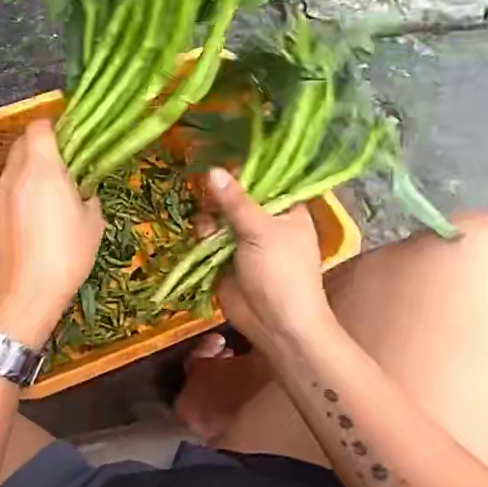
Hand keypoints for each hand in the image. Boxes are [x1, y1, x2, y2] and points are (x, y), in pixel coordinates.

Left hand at [0, 120, 104, 347]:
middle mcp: (12, 175)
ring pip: (10, 173)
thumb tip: (81, 190)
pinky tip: (24, 228)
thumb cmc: (64, 257)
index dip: (53, 129)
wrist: (22, 296)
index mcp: (41, 168)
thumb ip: (87, 196)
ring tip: (42, 207)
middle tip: (60, 173)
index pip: (39, 127)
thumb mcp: (93, 225)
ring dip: (25, 179)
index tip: (67, 141)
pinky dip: (12, 201)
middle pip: (21, 145)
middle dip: (39, 152)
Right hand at [202, 167, 339, 353]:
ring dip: (208, 215)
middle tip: (207, 195)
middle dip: (218, 193)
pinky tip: (203, 238)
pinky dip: (201, 232)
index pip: (263, 176)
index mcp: (285, 207)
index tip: (217, 160)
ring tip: (209, 227)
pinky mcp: (223, 253)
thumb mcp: (262, 231)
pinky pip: (206, 233)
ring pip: (216, 211)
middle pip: (234, 192)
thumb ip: (235, 201)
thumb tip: (212, 169)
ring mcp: (242, 236)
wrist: (276, 325)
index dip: (241, 168)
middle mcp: (264, 217)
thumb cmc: (282, 273)